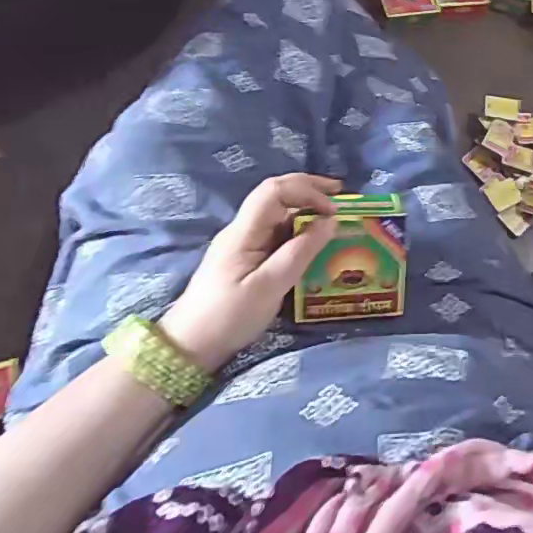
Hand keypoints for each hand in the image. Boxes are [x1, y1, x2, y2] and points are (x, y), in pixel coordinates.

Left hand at [159, 174, 338, 371]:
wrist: (191, 343)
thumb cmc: (230, 316)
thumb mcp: (270, 287)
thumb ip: (301, 251)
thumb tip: (331, 222)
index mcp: (244, 231)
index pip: (275, 190)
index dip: (307, 191)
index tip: (335, 209)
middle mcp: (242, 229)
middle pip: (276, 194)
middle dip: (309, 189)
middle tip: (342, 196)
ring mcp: (243, 242)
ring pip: (277, 212)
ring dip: (306, 208)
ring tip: (334, 216)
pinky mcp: (246, 257)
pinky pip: (275, 232)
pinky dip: (298, 228)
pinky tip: (314, 239)